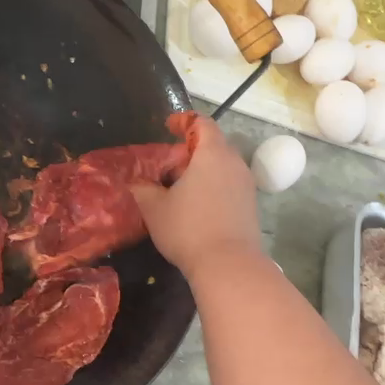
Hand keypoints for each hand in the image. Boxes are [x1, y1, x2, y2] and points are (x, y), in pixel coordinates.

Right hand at [131, 115, 265, 276]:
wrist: (228, 264)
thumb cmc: (188, 228)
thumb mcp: (154, 208)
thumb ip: (142, 189)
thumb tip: (135, 182)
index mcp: (212, 154)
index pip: (202, 124)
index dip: (184, 121)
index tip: (168, 126)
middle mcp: (233, 163)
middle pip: (213, 145)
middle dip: (191, 150)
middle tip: (169, 164)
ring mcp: (245, 184)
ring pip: (222, 166)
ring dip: (202, 170)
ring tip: (180, 188)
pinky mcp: (249, 205)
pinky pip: (228, 185)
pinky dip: (212, 187)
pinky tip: (196, 207)